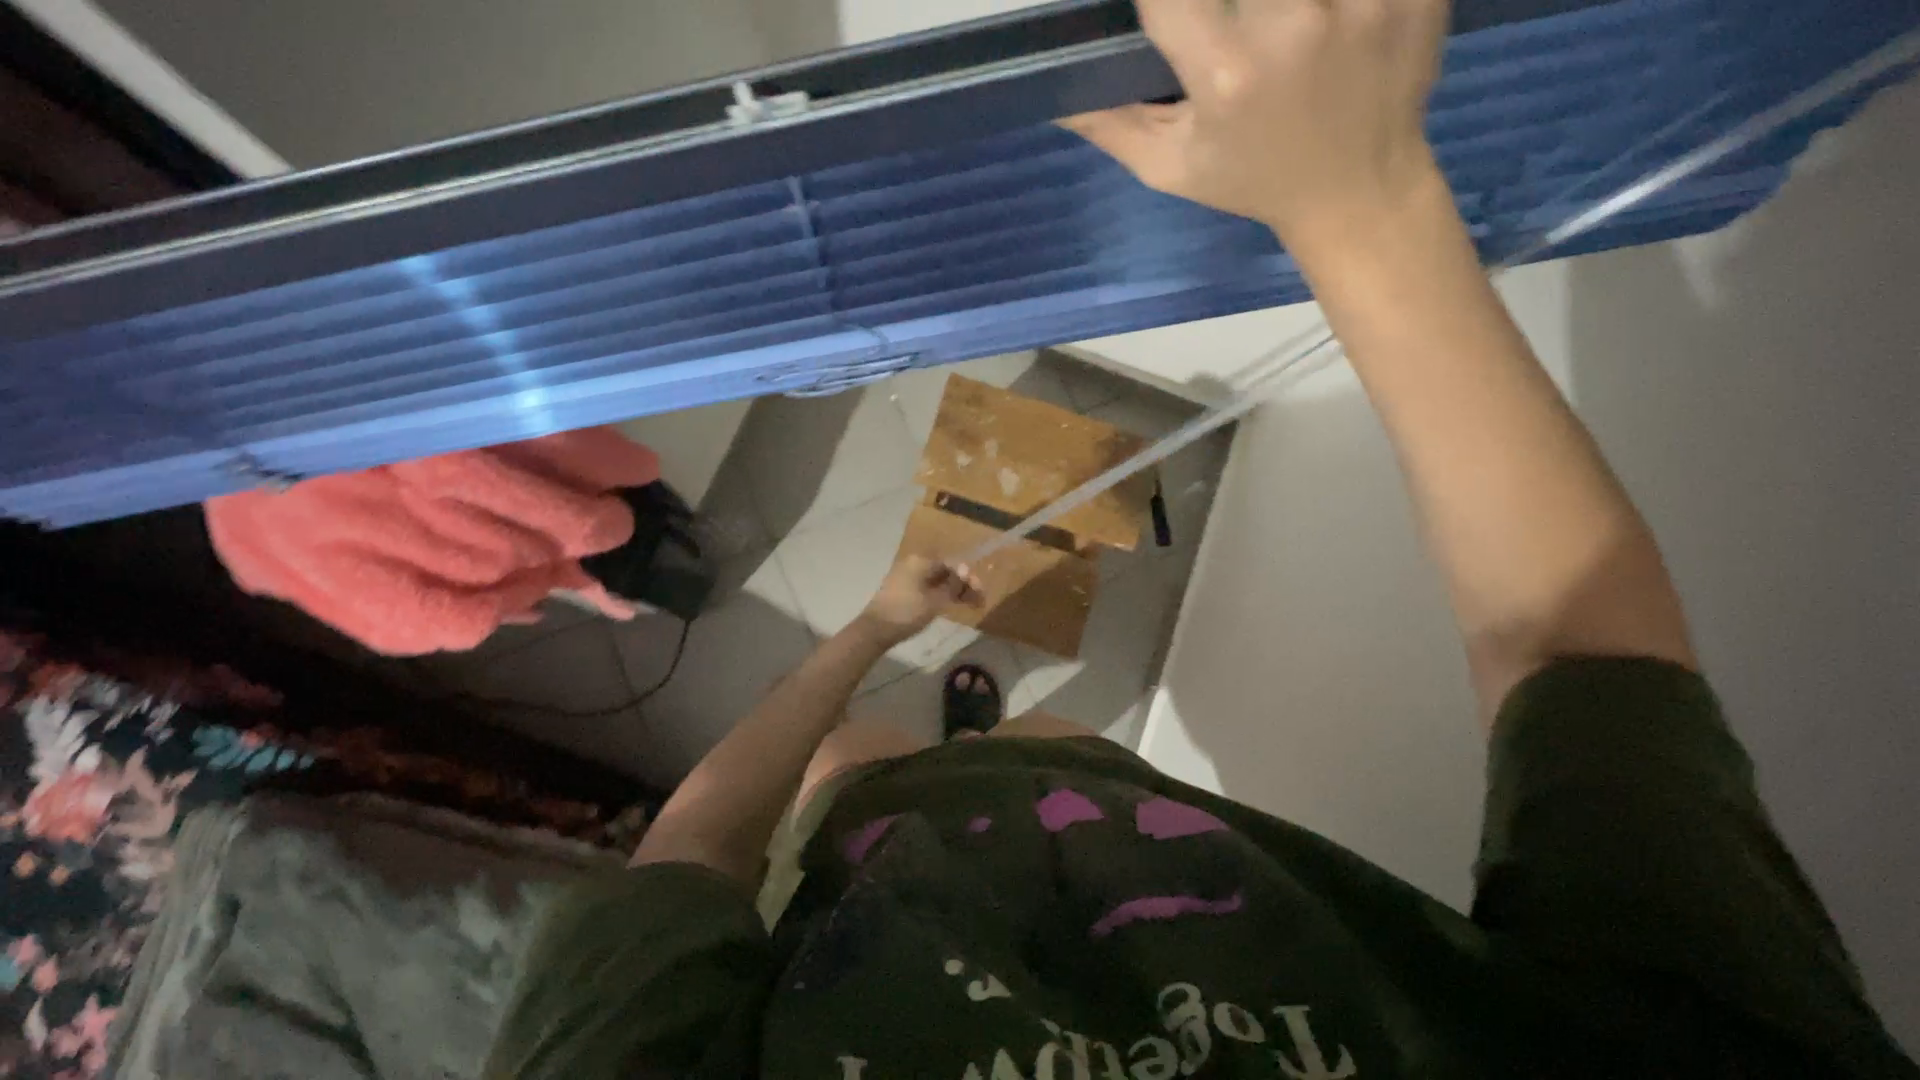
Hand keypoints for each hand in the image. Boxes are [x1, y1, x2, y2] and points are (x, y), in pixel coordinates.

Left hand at [859, 556, 984, 643]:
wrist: (875, 630)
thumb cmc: (907, 613)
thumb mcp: (935, 601)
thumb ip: (953, 585)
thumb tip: (966, 569)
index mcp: (920, 562)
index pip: (953, 565)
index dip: (969, 579)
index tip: (981, 595)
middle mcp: (913, 564)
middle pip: (945, 571)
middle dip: (963, 586)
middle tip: (978, 603)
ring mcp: (906, 576)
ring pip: (937, 580)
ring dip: (953, 591)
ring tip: (967, 606)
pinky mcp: (902, 590)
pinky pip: (927, 587)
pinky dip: (940, 595)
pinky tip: (949, 606)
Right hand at [1062, 0, 1450, 248]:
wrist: (1359, 190)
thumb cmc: (1253, 180)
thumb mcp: (1168, 167)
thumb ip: (1107, 123)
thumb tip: (1050, 90)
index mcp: (1227, 73)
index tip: (1163, 4)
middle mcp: (1294, 23)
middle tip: (1225, 10)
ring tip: (1265, 11)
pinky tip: (1325, 7)